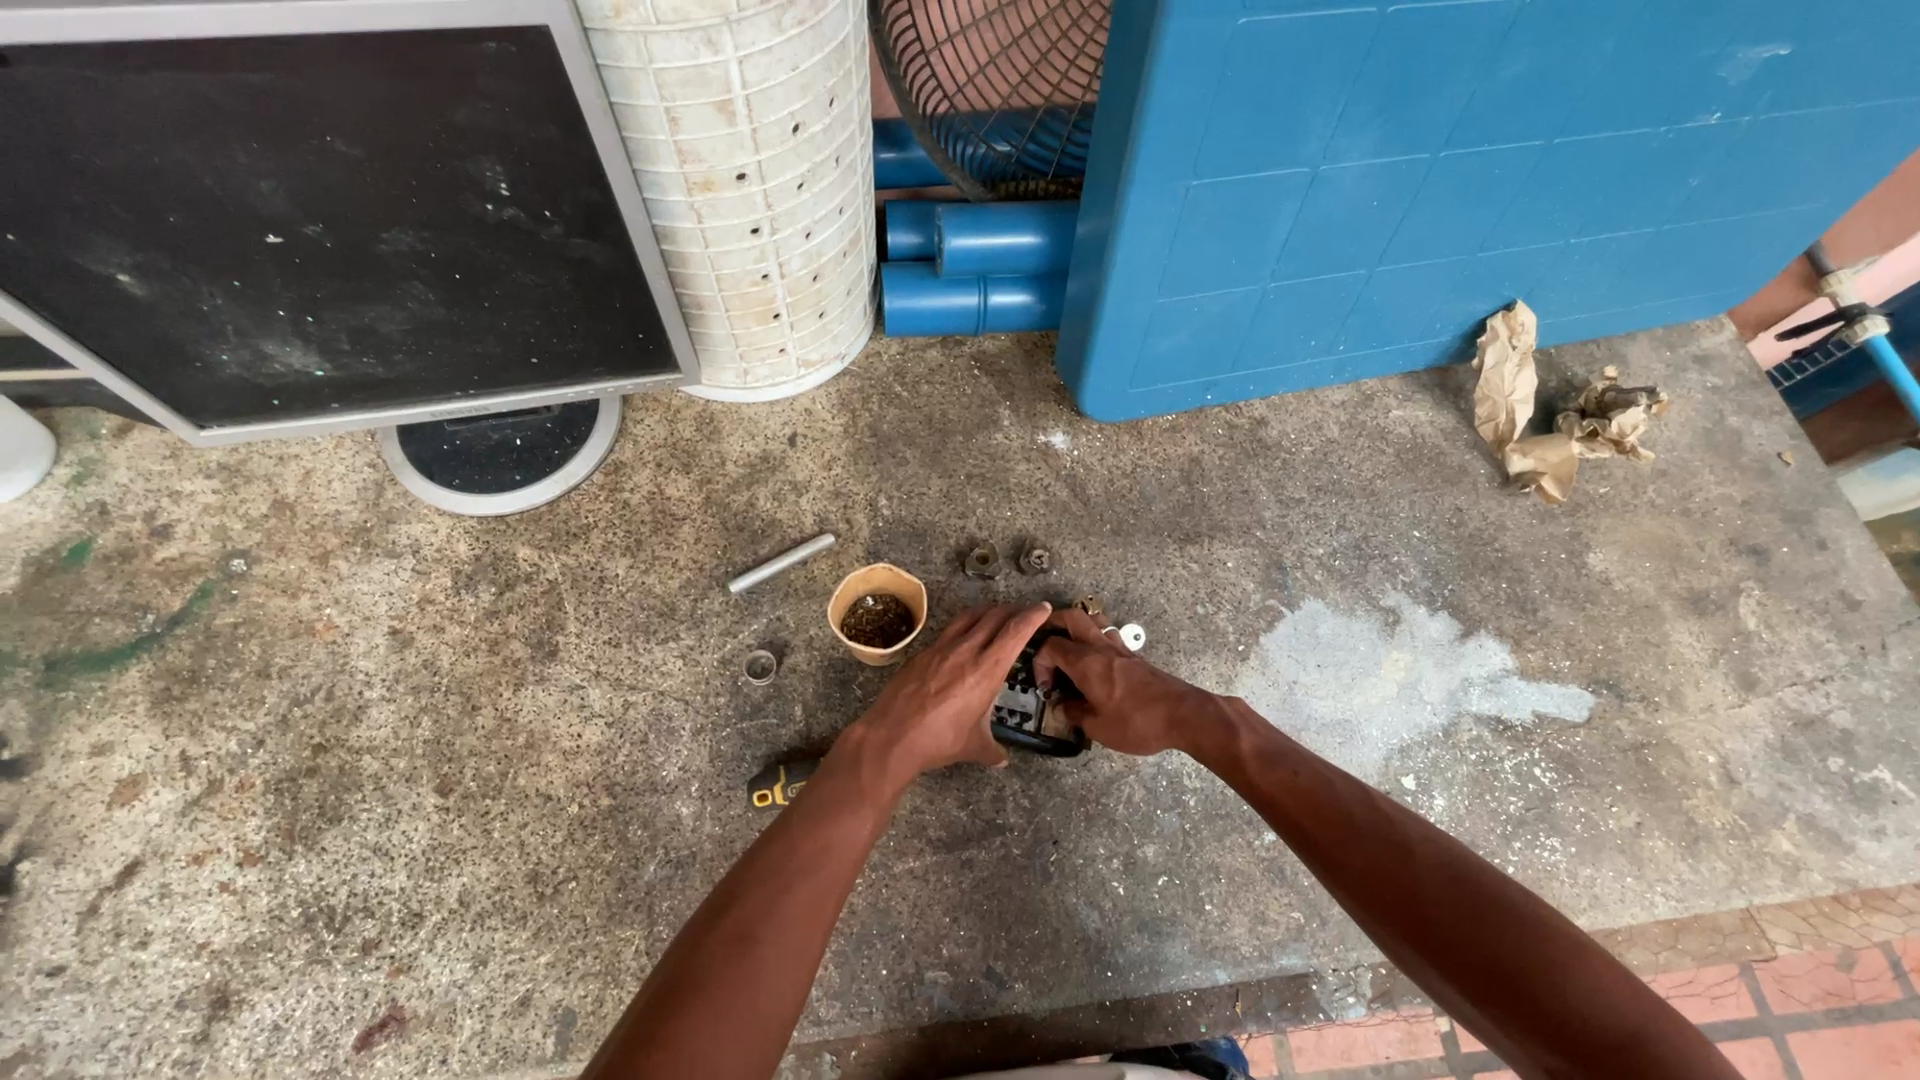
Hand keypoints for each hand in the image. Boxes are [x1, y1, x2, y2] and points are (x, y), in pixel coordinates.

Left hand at [844, 602, 1053, 777]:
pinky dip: (964, 625)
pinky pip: (949, 629)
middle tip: (1024, 612)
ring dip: (988, 611)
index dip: (1033, 615)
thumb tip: (1001, 760)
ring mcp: (941, 648)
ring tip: (997, 614)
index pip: (1016, 631)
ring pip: (970, 616)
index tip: (1044, 608)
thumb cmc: (939, 741)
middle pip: (995, 615)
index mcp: (987, 669)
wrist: (892, 736)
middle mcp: (966, 650)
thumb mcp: (973, 746)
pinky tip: (964, 636)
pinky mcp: (922, 653)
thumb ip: (992, 750)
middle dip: (1014, 609)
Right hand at [1032, 608, 1218, 756]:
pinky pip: (1108, 635)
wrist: (1184, 715)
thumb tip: (1064, 706)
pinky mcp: (1134, 656)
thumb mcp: (1098, 727)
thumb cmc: (1137, 722)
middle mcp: (1100, 647)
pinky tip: (1093, 663)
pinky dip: (1094, 640)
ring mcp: (1120, 648)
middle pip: (1071, 616)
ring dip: (1075, 627)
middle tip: (1043, 642)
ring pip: (1093, 620)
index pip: (1051, 646)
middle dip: (1052, 624)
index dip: (1039, 663)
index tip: (1046, 687)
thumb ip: (1075, 713)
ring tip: (1067, 648)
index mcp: (1086, 662)